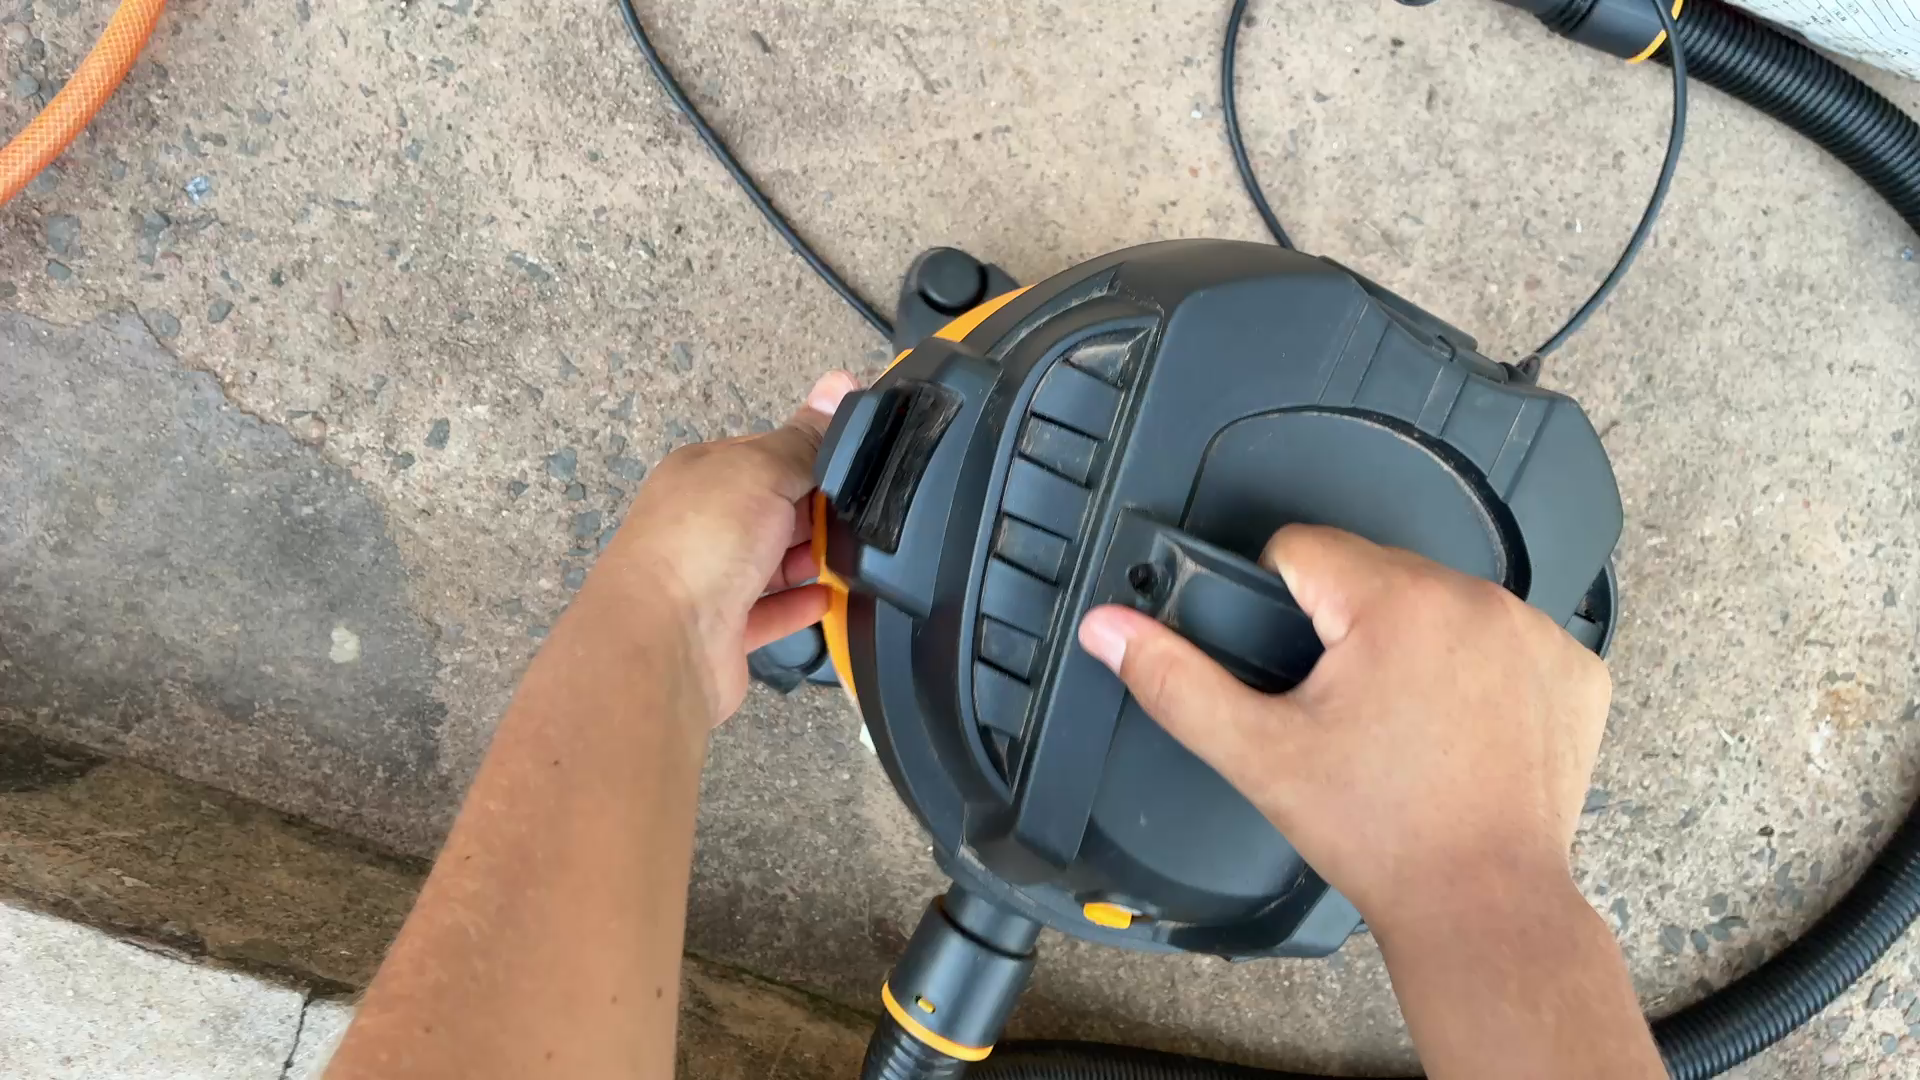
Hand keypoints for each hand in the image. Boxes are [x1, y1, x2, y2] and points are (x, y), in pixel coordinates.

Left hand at [584, 370, 858, 724]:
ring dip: (810, 558)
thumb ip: (805, 439)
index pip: (766, 454)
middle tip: (863, 514)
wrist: (663, 643)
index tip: (855, 468)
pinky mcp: (726, 628)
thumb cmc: (705, 542)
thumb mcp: (761, 470)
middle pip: (773, 509)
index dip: (810, 458)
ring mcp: (712, 578)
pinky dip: (799, 603)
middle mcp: (703, 522)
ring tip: (853, 556)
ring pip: (773, 561)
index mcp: (704, 474)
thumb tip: (840, 381)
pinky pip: (771, 610)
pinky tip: (828, 597)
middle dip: (815, 511)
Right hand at [1076, 525, 1611, 936]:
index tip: (1285, 655)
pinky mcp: (1573, 665)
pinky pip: (1492, 627)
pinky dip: (1463, 656)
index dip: (1271, 593)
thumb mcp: (1252, 750)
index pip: (1300, 546)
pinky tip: (1447, 714)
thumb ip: (1171, 678)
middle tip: (1330, 692)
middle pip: (1365, 567)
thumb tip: (1107, 627)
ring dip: (1396, 630)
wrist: (1485, 907)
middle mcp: (1475, 599)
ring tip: (1385, 705)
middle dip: (1335, 615)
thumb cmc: (1375, 829)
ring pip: (1426, 592)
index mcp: (1394, 603)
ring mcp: (1535, 630)